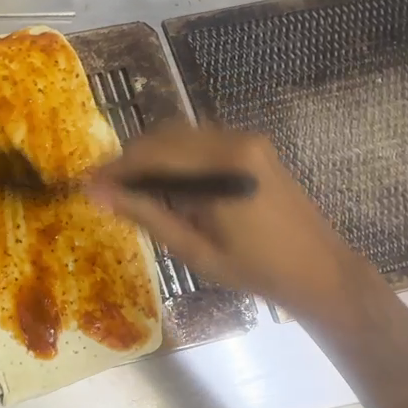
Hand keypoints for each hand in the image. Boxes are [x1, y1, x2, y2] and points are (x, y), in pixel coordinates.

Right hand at [89, 125, 367, 317]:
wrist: (319, 270)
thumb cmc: (255, 269)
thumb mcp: (193, 248)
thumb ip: (145, 214)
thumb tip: (98, 194)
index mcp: (224, 165)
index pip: (154, 155)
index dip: (117, 169)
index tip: (89, 184)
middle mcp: (235, 141)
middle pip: (165, 138)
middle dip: (131, 161)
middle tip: (106, 189)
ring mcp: (246, 140)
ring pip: (180, 136)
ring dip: (151, 157)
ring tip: (130, 190)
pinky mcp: (251, 147)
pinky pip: (199, 142)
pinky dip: (174, 158)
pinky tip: (164, 185)